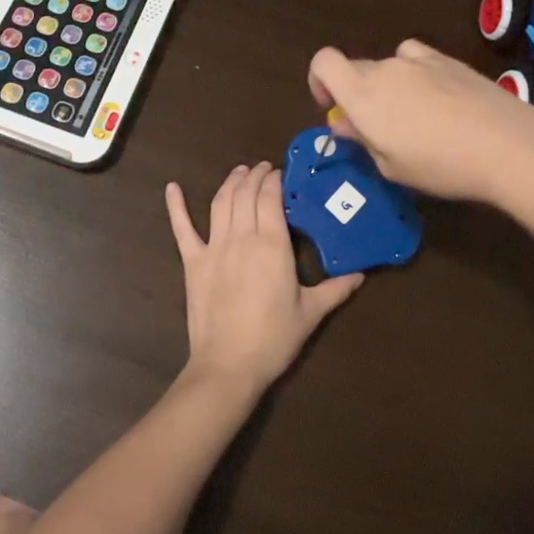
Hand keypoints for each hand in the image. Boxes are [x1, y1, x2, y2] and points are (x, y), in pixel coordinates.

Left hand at [164, 164, 362, 398]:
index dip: (274, 180)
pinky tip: (172, 187)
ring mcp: (213, 247)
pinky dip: (175, 206)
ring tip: (239, 172)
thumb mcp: (311, 313)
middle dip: (254, 176)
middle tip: (263, 168)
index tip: (281, 172)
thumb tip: (361, 274)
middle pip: (246, 194)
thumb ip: (336, 289)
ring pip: (220, 203)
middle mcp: (242, 237)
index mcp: (272, 245)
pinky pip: (182, 228)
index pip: (270, 197)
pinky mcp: (192, 262)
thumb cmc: (274, 339)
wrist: (229, 364)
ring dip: (230, 182)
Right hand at [308, 38, 533, 204]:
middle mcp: (385, 68)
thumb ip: (363, 140)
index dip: (319, 81)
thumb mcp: (391, 166)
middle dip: (358, 94)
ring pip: (390, 66)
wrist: (508, 144)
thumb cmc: (440, 165)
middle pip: (357, 68)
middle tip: (378, 129)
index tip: (332, 107)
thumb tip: (347, 124)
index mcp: (362, 93)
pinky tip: (440, 102)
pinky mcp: (451, 60)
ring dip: (390, 86)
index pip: (323, 62)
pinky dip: (419, 75)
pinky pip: (420, 61)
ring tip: (414, 117)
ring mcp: (420, 60)